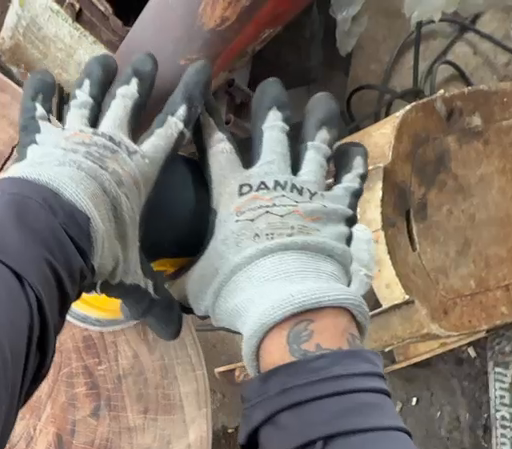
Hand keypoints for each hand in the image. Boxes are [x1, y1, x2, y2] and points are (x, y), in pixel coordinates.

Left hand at [1, 54, 208, 303]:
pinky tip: (39, 77)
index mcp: (139, 172)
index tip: (203, 71)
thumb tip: (174, 335)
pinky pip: (38, 109)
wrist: (48, 237)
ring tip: (102, 61)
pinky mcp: (40, 142)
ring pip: (88, 97)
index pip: (173, 127)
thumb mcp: (129, 280)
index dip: (189, 99)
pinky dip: (38, 92)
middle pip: (129, 102)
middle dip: (140, 80)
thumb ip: (151, 302)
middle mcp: (110, 146)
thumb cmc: (96, 254)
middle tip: (146, 61)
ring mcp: (74, 138)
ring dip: (95, 77)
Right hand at [181, 80, 375, 373]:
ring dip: (319, 121)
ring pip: (316, 144)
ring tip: (322, 101)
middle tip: (271, 87)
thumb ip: (178, 280)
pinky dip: (352, 161)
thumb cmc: (231, 289)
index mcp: (231, 193)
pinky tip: (353, 148)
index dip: (210, 123)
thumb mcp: (194, 285)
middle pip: (272, 131)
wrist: (283, 299)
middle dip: (270, 106)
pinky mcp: (337, 206)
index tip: (206, 100)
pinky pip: (349, 177)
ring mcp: (307, 189)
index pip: (217, 148)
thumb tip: (158, 291)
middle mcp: (271, 179)